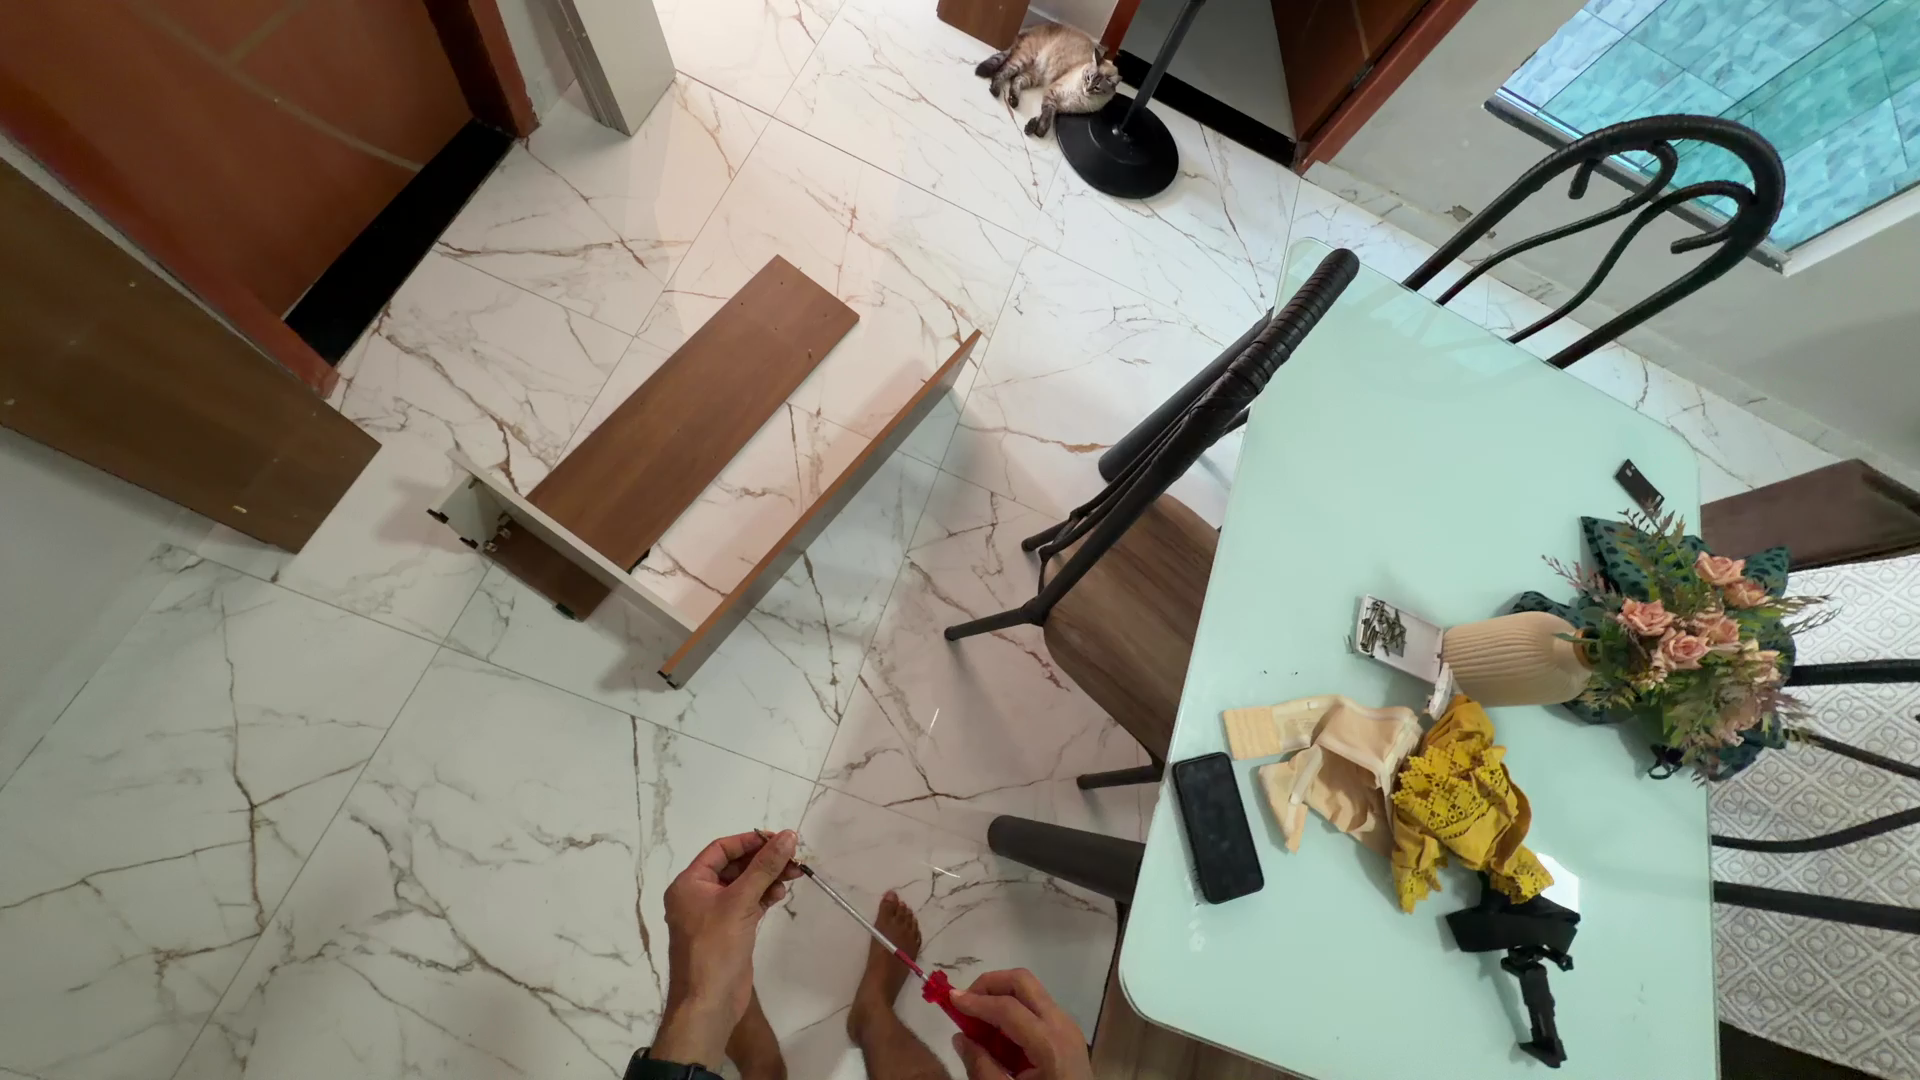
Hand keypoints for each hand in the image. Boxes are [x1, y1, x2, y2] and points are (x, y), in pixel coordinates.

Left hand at [651, 830, 802, 1066]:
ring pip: (744, 884)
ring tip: (793, 875)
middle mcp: (698, 895)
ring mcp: (714, 914)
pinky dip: (764, 895)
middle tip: (793, 857)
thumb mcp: (741, 901)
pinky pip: (748, 902)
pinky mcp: (729, 930)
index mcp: (689, 884)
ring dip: (768, 877)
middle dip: (764, 860)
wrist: (708, 1006)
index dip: (750, 841)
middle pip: (735, 866)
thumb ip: (765, 866)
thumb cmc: (715, 948)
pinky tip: (781, 894)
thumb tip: (788, 836)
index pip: (721, 849)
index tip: (779, 839)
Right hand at [948, 969, 1092, 1079]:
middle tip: (966, 1001)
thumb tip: (959, 1037)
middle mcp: (1062, 1024)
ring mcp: (1067, 1025)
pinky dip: (1014, 1008)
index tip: (950, 998)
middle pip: (1023, 981)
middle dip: (990, 984)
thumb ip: (982, 1068)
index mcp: (1049, 1044)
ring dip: (1001, 995)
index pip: (1008, 1007)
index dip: (976, 1001)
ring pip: (1030, 990)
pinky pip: (1037, 1006)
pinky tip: (999, 1032)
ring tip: (979, 1018)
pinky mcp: (1067, 1031)